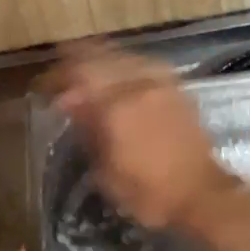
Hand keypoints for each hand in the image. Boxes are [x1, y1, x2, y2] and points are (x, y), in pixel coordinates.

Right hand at [44, 40, 239, 229]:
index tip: (47, 83)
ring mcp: (162, 84)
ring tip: (90, 66)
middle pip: (102, 58)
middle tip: (64, 68)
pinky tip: (124, 73)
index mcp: (117, 107)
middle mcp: (139, 86)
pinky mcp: (179, 89)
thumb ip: (88, 131)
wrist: (202, 193)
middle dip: (79, 60)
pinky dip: (129, 65)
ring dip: (105, 58)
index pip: (80, 76)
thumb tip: (71, 103)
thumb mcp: (107, 172)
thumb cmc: (149, 193)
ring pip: (126, 57)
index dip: (60, 75)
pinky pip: (148, 65)